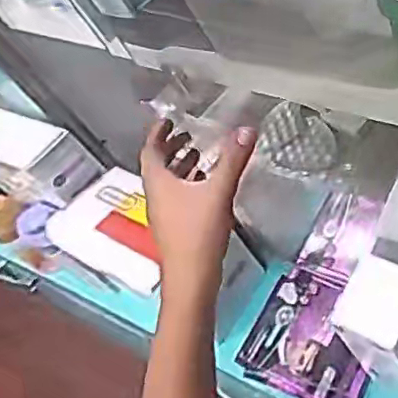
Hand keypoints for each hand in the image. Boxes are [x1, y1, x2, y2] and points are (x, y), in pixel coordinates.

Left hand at [140, 118, 256, 309]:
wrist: (192, 277)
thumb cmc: (198, 232)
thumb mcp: (219, 190)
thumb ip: (233, 159)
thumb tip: (246, 129)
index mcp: (158, 183)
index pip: (150, 151)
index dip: (157, 133)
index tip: (167, 120)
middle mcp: (156, 196)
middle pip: (158, 166)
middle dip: (171, 148)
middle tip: (187, 134)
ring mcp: (164, 213)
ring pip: (168, 182)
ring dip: (181, 166)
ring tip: (200, 154)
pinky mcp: (175, 226)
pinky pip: (178, 196)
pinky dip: (189, 184)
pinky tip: (209, 185)